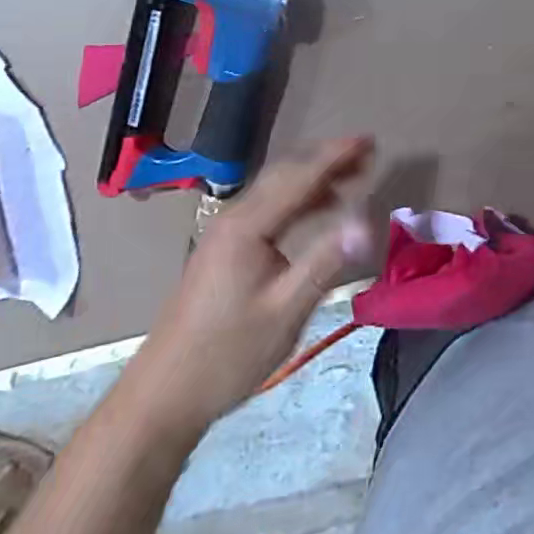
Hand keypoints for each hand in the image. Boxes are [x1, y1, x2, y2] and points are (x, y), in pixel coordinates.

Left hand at [129, 137, 376, 427]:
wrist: (165, 393)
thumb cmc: (228, 354)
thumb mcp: (285, 311)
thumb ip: (326, 262)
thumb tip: (367, 222)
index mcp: (248, 227)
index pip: (300, 178)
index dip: (336, 157)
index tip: (368, 140)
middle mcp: (234, 218)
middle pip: (285, 175)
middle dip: (327, 159)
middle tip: (366, 150)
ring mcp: (226, 233)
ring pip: (275, 190)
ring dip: (314, 177)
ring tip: (353, 174)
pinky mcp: (225, 249)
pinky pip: (268, 208)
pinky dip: (298, 199)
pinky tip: (318, 210)